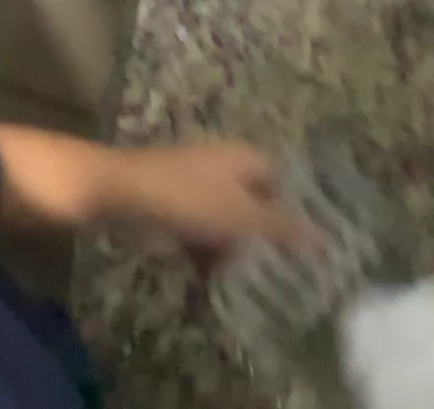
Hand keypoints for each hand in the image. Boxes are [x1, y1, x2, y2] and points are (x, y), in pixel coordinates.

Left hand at [0, 125, 306, 249]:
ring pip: (219, 212)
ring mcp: (184, 176)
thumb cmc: (182, 198)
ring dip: (229, 243)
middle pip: (250, 196)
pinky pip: (192, 222)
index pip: (279, 176)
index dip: (294, 206)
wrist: (110, 190)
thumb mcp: (241, 217)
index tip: (306, 243)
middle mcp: (214, 160)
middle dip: (260, 231)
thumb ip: (282, 226)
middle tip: (276, 269)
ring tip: (241, 276)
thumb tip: (323, 238)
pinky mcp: (160, 195)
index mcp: (239, 156)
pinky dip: (200, 245)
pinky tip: (203, 273)